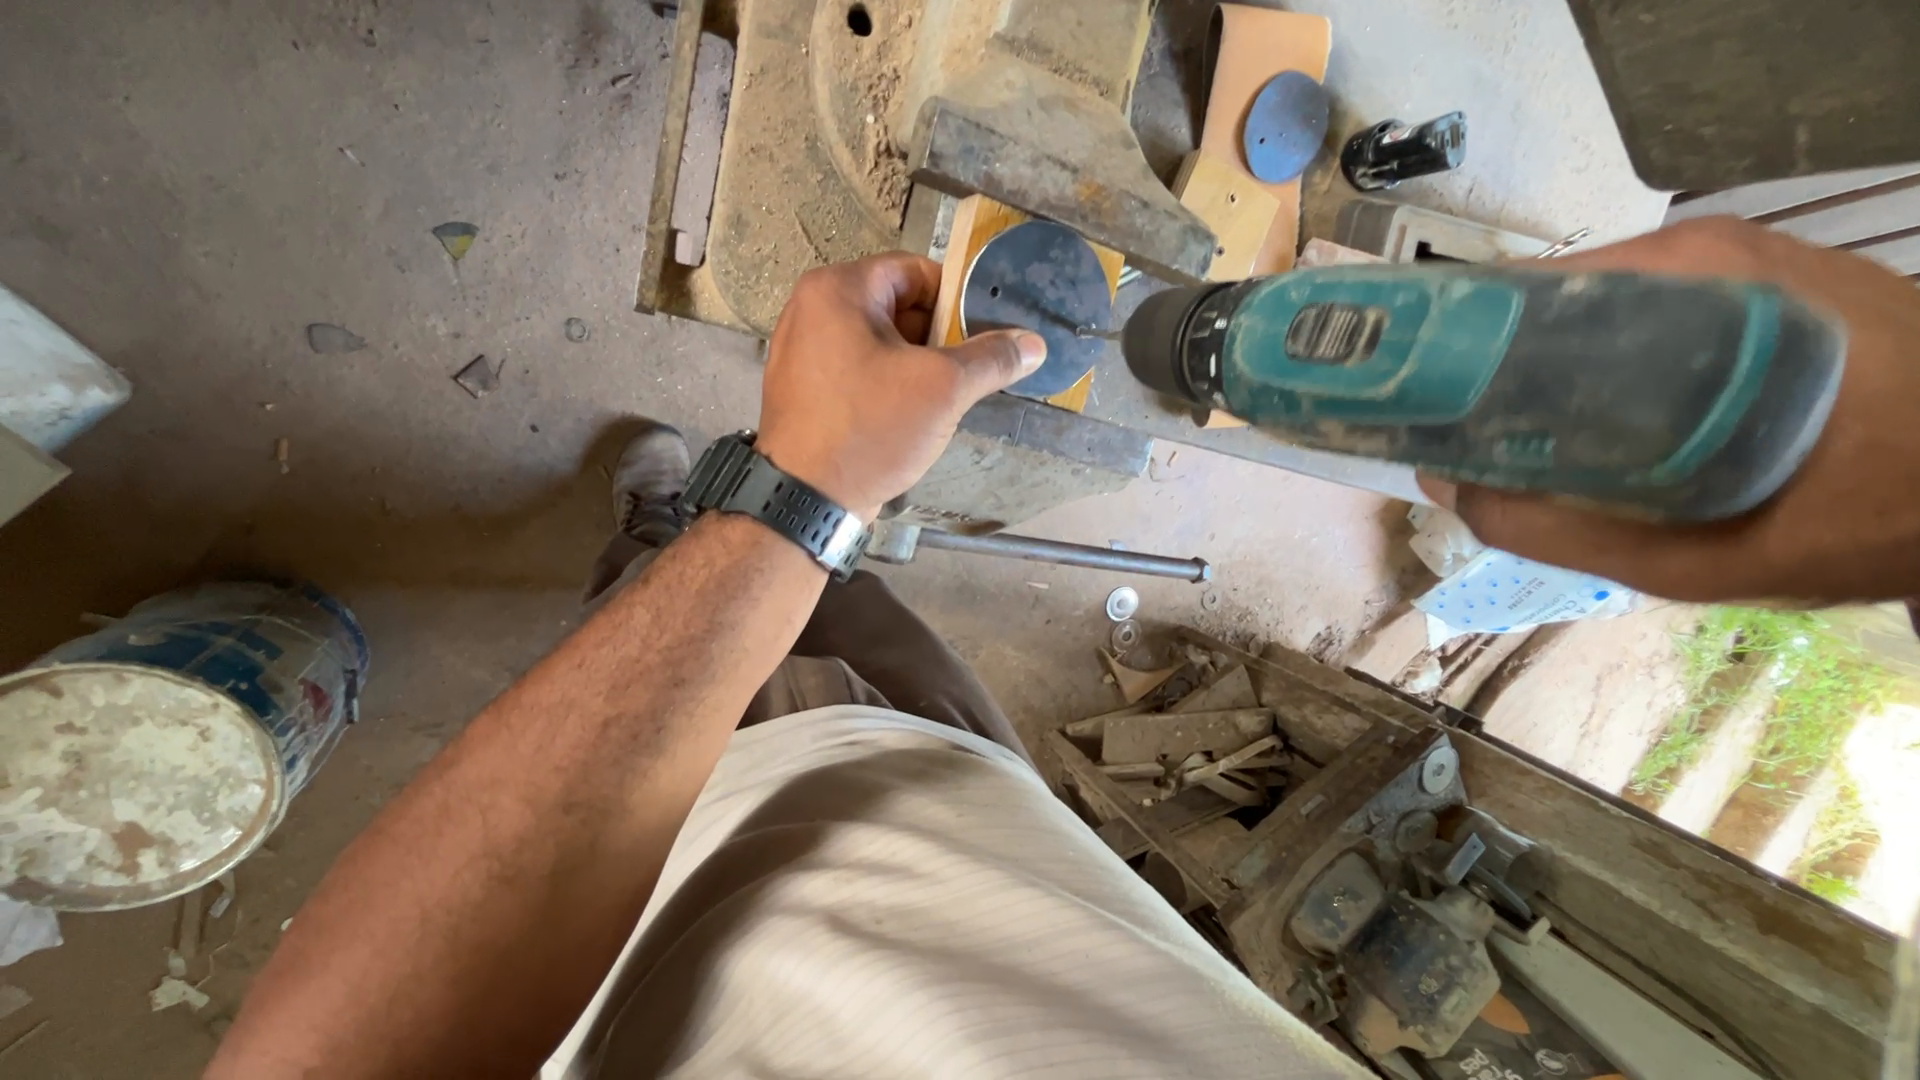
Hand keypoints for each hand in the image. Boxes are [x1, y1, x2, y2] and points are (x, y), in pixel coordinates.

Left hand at [755, 252, 1046, 519]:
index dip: (956, 300)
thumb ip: (991, 359)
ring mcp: (802, 351)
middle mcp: (811, 309)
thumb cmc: (869, 430)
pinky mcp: (804, 388)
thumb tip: (1034, 344)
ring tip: (941, 399)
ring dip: (916, 366)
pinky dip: (888, 385)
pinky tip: (907, 417)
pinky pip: (858, 370)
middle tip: (966, 373)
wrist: (806, 500)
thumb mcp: (943, 389)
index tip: (983, 335)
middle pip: (897, 306)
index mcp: (838, 289)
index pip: (915, 271)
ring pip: (880, 342)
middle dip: (937, 339)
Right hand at [1420, 216, 1919, 603]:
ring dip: (1521, 364)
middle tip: (1429, 424)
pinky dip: (1576, 361)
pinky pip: (1621, 318)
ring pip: (1573, 310)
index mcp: (1687, 288)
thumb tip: (1443, 482)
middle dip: (1471, 361)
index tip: (1397, 393)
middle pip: (1535, 302)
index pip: (1516, 298)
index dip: (1443, 344)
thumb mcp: (1701, 554)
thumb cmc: (1877, 512)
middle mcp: (1697, 256)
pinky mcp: (1745, 281)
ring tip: (1477, 426)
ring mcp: (1724, 263)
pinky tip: (1560, 416)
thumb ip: (1562, 529)